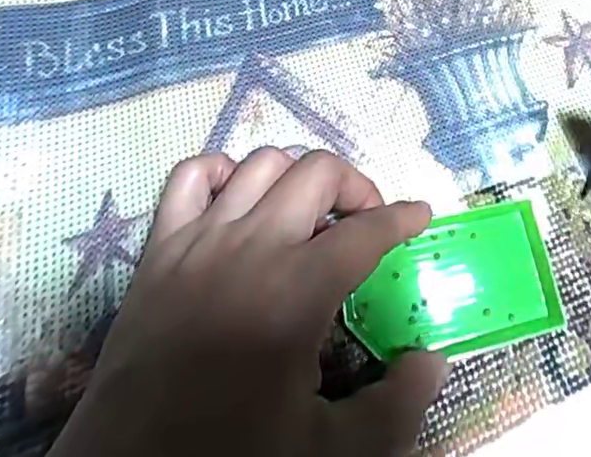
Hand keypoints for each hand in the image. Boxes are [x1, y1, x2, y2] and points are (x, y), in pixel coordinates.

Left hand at [50, 148, 448, 456]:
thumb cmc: (229, 455)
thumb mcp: (327, 453)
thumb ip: (393, 408)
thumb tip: (432, 362)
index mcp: (297, 291)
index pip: (367, 231)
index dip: (404, 218)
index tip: (420, 216)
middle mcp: (251, 246)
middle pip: (318, 171)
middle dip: (355, 186)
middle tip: (362, 221)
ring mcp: (200, 240)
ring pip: (262, 163)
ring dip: (296, 178)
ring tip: (307, 214)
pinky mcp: (158, 250)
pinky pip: (190, 176)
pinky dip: (221, 174)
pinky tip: (237, 203)